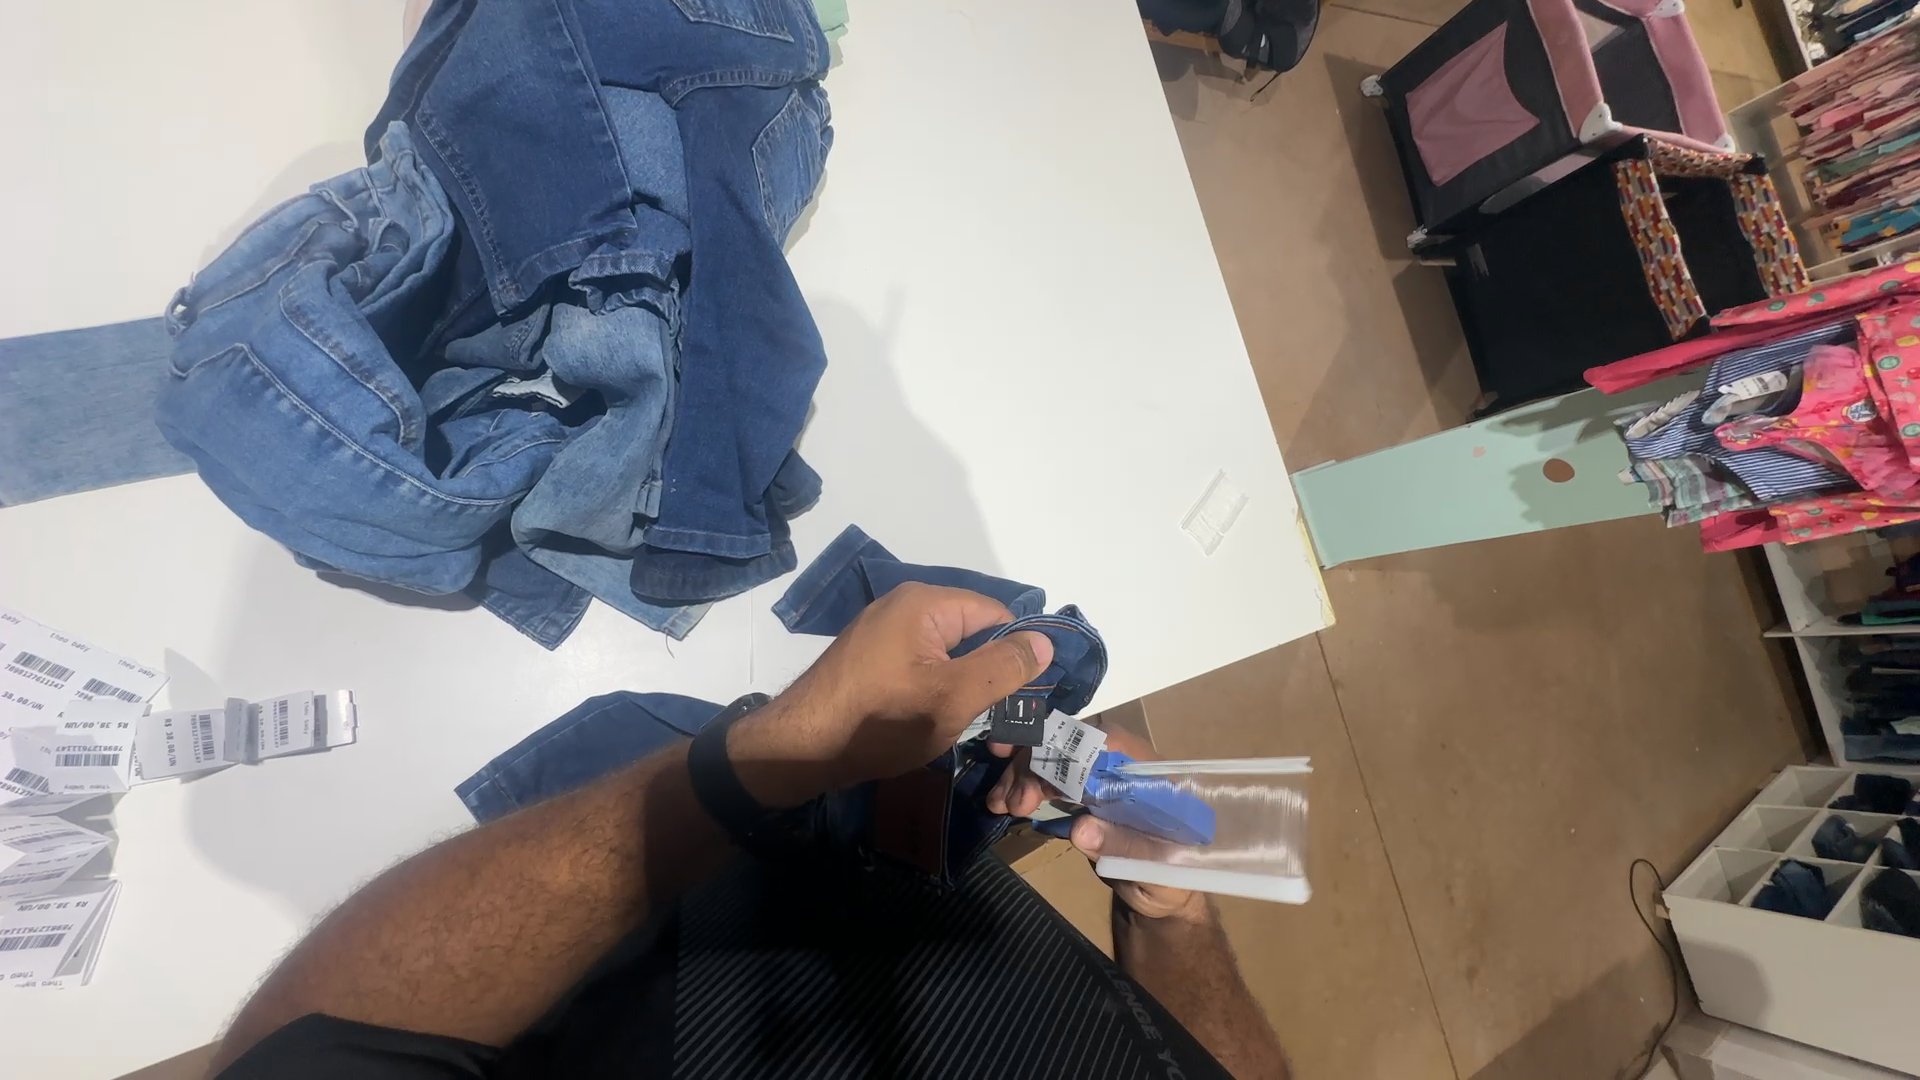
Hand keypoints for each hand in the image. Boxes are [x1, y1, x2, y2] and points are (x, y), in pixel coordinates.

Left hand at [727, 583, 1053, 806]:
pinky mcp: (869, 659)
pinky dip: (934, 690)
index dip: (1017, 653)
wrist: (798, 751)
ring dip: (963, 688)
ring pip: (946, 654)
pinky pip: (919, 665)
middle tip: (1002, 724)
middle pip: (971, 633)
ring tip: (971, 728)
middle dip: (989, 675)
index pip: (995, 615)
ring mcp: (882, 632)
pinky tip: (934, 722)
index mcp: (925, 603)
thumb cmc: (880, 722)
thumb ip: (1003, 667)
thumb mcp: (953, 697)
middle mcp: (903, 606)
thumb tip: (1045, 640)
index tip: (1029, 697)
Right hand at [985, 728, 1207, 922]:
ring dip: (1021, 772)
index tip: (1036, 777)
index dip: (1068, 751)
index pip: (1107, 742)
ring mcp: (1099, 772)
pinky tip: (1003, 796)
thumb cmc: (1169, 881)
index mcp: (1150, 772)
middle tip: (1011, 801)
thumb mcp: (1156, 870)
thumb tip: (1081, 828)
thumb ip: (1123, 847)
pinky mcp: (1081, 786)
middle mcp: (1123, 761)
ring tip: (998, 802)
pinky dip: (1023, 780)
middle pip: (1072, 744)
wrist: (1159, 896)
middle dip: (1035, 764)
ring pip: (1053, 754)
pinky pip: (1048, 772)